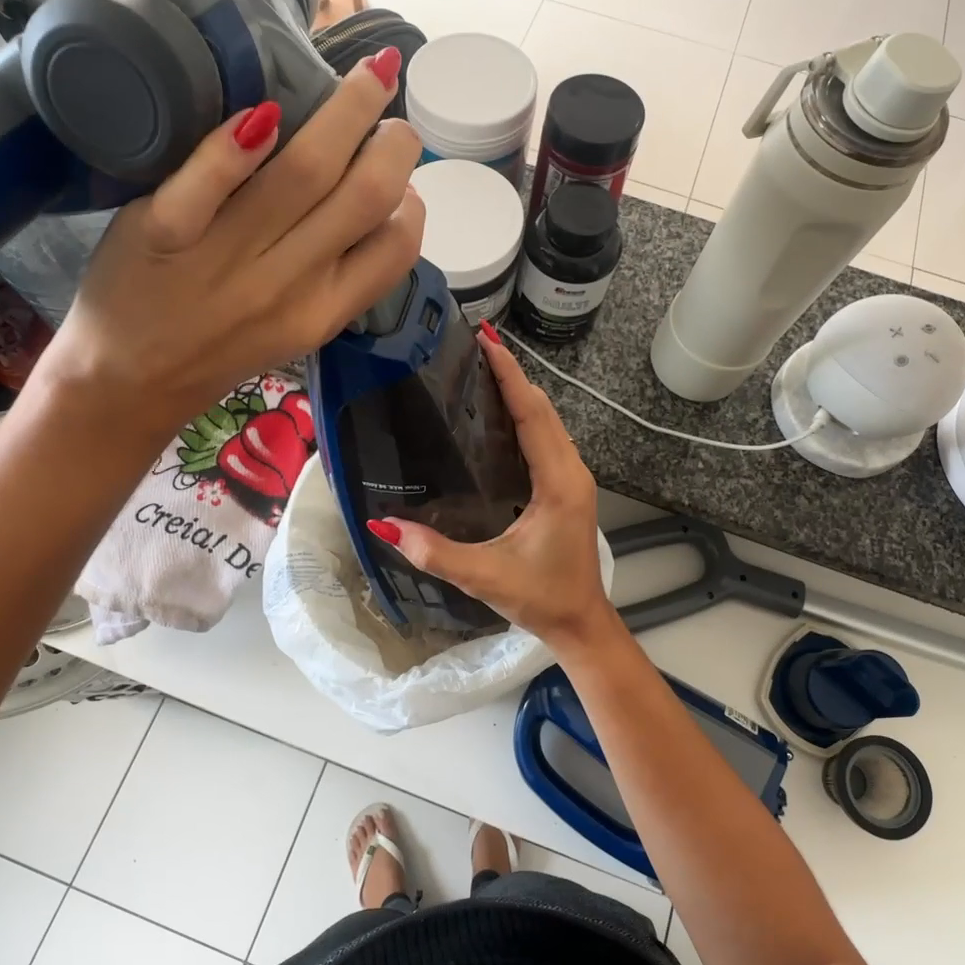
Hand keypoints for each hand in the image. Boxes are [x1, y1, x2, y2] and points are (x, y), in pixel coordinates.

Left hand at [36, 50, 423, 430]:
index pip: (397, 248)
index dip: (414, 202)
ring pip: (302, 174)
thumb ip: (338, 277)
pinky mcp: (162, 234)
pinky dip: (235, 149)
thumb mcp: (296, 331)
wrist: (129, 385)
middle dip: (395, 142)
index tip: (403, 178)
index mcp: (324, 309)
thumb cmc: (218, 354)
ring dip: (345, 113)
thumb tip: (381, 207)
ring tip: (366, 77)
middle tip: (389, 107)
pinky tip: (263, 114)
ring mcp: (225, 257)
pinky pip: (204, 185)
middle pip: (363, 196)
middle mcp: (288, 284)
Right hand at [369, 326, 622, 652]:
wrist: (580, 622)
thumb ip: (436, 552)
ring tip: (482, 370)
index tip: (488, 342)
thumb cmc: (541, 598)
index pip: (533, 415)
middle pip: (542, 409)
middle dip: (511, 374)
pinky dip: (524, 416)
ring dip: (519, 393)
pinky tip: (496, 414)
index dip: (510, 377)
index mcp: (559, 483)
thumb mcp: (485, 577)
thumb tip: (384, 525)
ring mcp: (572, 478)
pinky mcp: (565, 487)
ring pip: (547, 421)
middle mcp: (571, 471)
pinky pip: (545, 438)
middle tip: (475, 346)